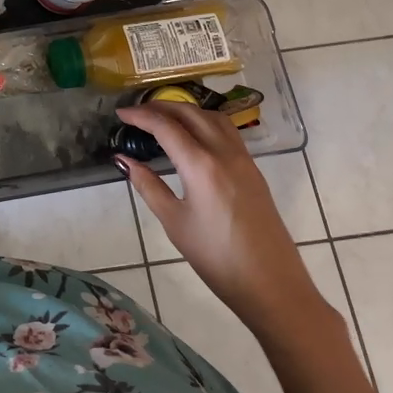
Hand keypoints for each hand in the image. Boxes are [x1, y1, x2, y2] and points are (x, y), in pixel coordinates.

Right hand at [115, 103, 325, 329]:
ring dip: (186, 110)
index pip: (165, 126)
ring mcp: (243, 160)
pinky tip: (194, 136)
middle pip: (190, 113)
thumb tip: (123, 160)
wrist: (272, 286)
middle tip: (137, 113)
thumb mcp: (175, 223)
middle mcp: (224, 153)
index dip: (140, 116)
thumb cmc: (217, 258)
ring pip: (212, 117)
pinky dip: (205, 122)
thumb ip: (148, 186)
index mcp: (201, 164)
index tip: (120, 114)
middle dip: (160, 106)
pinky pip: (227, 132)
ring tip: (164, 118)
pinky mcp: (254, 171)